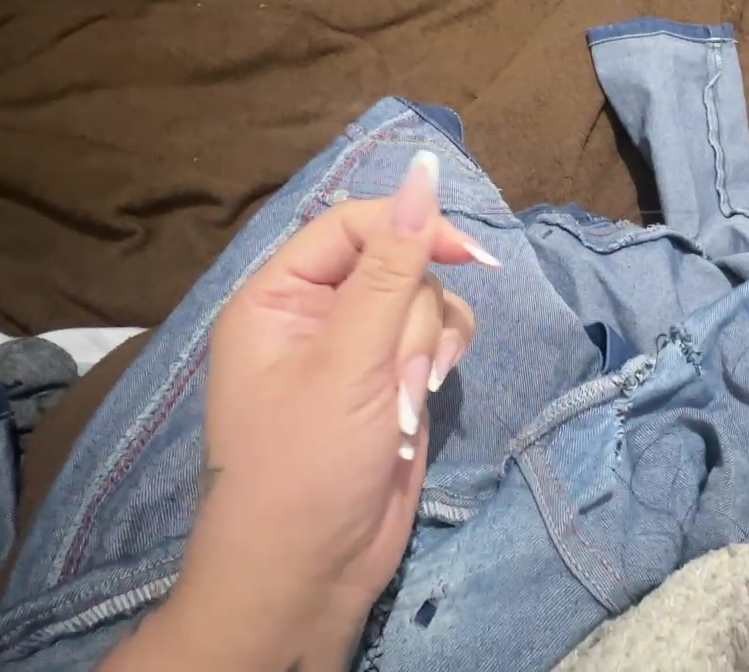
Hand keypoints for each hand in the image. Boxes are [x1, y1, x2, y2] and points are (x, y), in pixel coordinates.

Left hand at [105, 149, 493, 671]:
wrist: (313, 575)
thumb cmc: (309, 465)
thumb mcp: (351, 360)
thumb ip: (394, 264)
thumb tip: (423, 172)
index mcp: (280, 296)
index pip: (355, 226)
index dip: (412, 229)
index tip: (468, 256)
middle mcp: (318, 311)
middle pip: (399, 265)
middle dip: (415, 321)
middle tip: (402, 377)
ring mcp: (358, 344)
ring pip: (425, 298)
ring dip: (431, 342)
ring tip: (412, 397)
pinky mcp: (393, 373)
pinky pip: (437, 331)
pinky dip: (443, 354)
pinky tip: (430, 392)